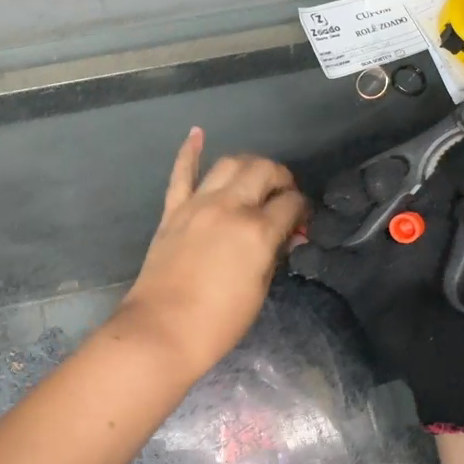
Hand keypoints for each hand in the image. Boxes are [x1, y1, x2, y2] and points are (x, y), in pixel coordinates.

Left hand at [116, 128, 307, 375]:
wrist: (161, 329)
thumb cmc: (218, 322)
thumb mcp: (258, 291)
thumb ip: (272, 255)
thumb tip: (283, 236)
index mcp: (257, 231)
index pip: (290, 203)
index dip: (301, 208)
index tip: (302, 218)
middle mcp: (229, 207)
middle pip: (262, 171)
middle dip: (280, 177)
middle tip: (284, 193)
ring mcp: (197, 205)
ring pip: (228, 164)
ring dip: (248, 164)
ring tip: (256, 176)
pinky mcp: (172, 211)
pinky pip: (182, 173)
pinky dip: (190, 151)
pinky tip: (197, 134)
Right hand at [290, 148, 463, 437]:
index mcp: (440, 216)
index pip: (410, 178)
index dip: (392, 171)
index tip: (387, 179)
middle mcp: (401, 228)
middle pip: (365, 193)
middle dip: (353, 189)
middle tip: (355, 202)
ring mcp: (374, 256)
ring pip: (341, 221)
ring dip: (329, 219)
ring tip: (330, 233)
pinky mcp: (354, 284)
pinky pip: (324, 263)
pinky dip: (308, 256)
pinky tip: (305, 256)